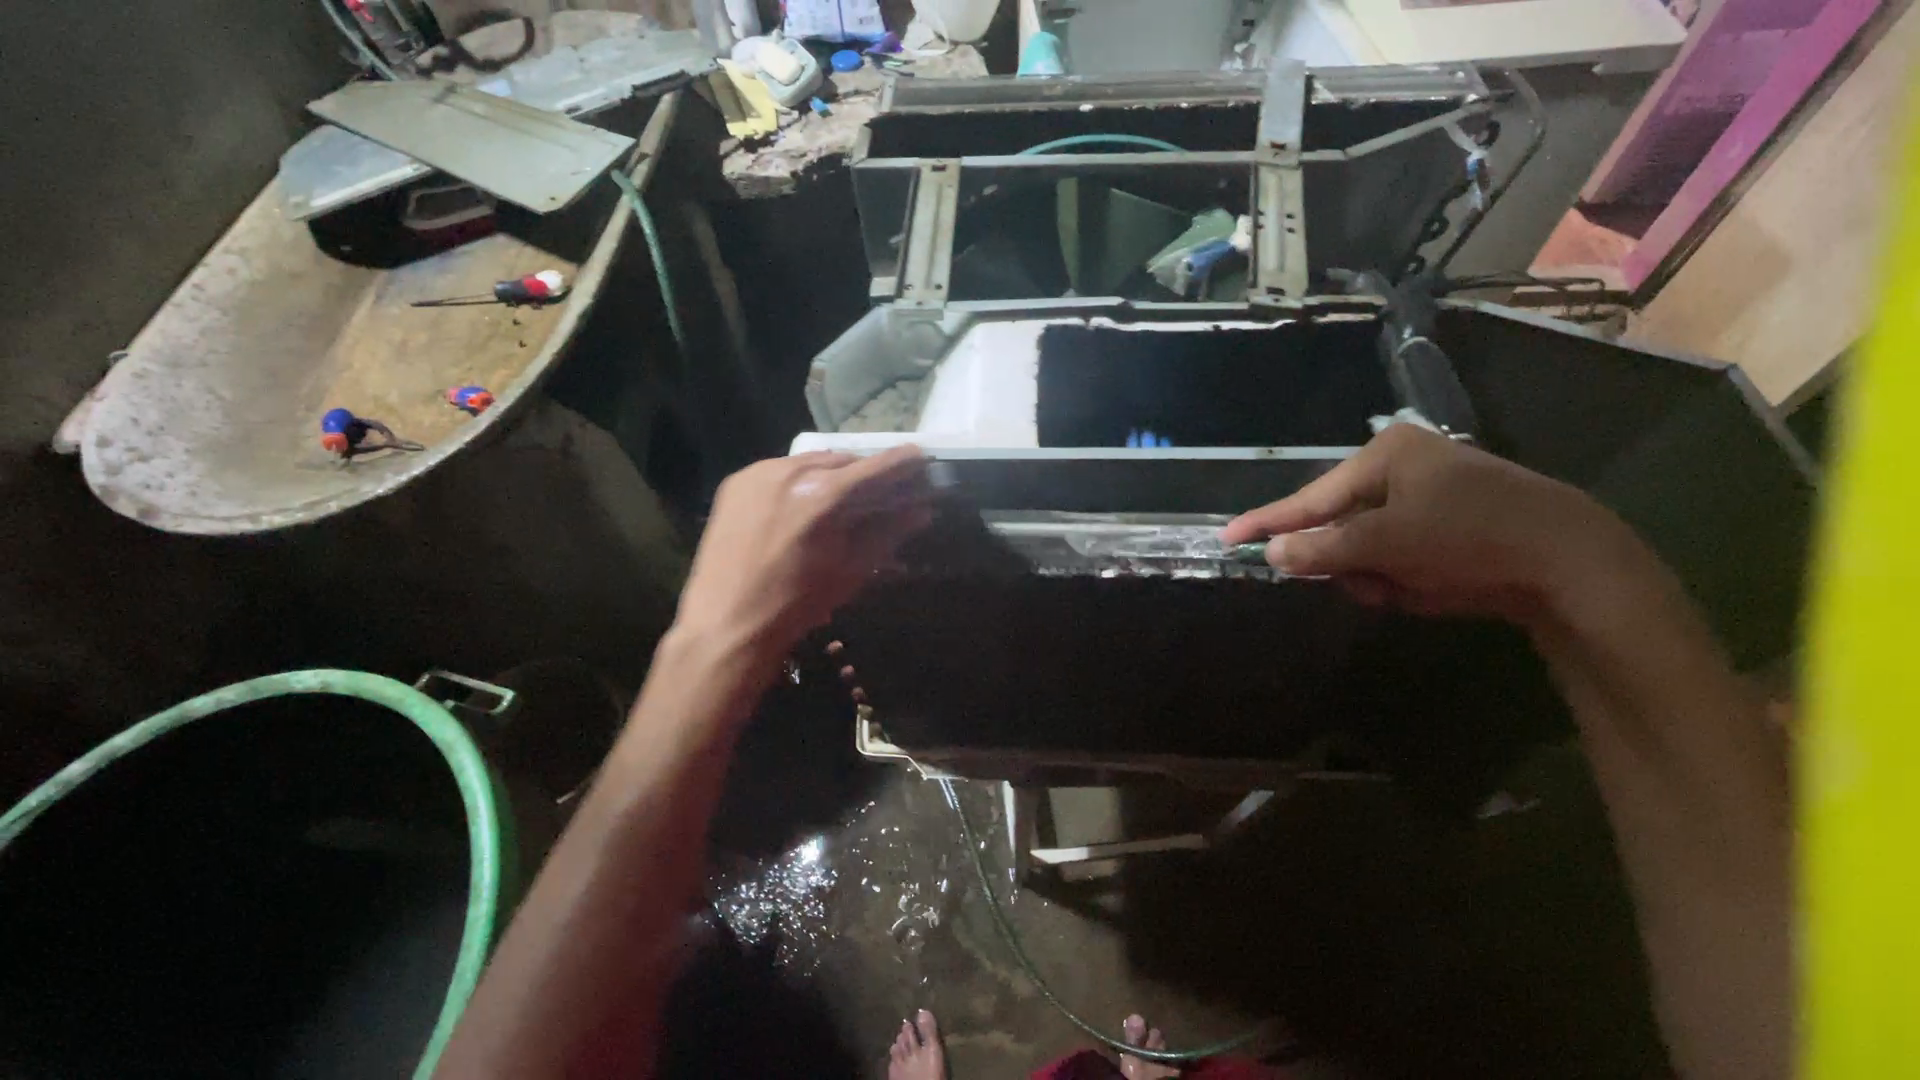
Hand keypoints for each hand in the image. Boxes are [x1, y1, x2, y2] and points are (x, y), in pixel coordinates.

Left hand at [674, 445, 932, 657]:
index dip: (906, 462)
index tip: (922, 460)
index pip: (879, 466)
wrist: (728, 623)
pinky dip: (800, 481)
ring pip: (812, 461)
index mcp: (825, 495)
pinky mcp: (737, 482)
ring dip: (834, 475)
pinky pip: (781, 471)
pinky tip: (803, 507)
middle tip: (883, 492)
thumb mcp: (852, 570)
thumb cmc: (797, 604)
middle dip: (867, 474)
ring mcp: (759, 473)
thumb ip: (888, 533)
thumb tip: (922, 510)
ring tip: (842, 501)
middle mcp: (792, 471)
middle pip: (846, 460)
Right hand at [1221, 424, 1641, 623]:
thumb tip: (1273, 552)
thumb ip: (1323, 548)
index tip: (1228, 538)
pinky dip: (1404, 579)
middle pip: (1340, 525)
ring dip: (1378, 575)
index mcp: (1386, 456)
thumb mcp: (1387, 543)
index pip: (1310, 496)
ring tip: (1411, 586)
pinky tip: (1431, 587)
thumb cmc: (1469, 536)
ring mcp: (1428, 498)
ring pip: (1366, 548)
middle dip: (1349, 562)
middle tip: (1374, 583)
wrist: (1571, 564)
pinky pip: (1397, 557)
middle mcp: (1403, 469)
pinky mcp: (1449, 527)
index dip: (1267, 521)